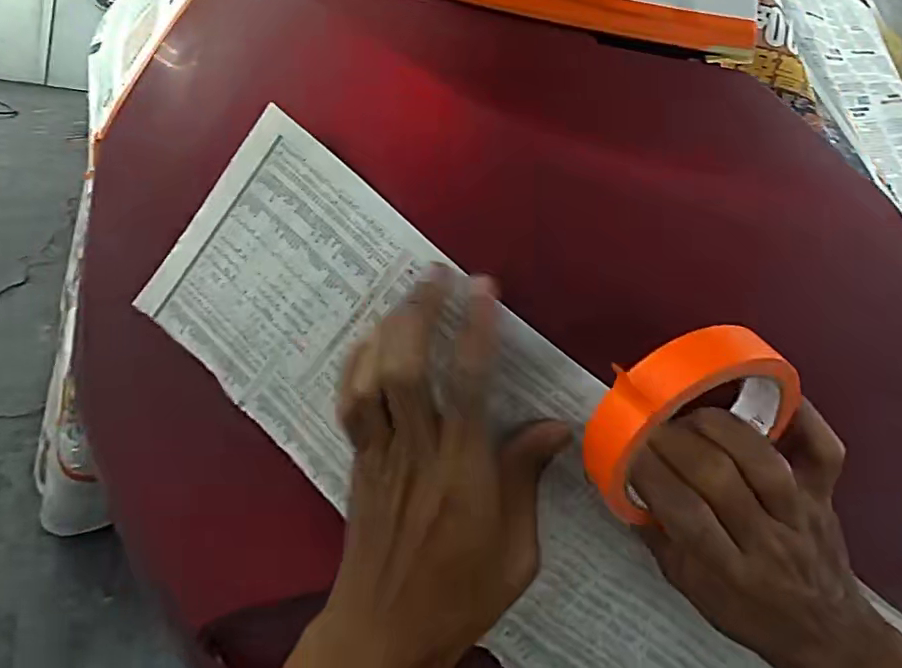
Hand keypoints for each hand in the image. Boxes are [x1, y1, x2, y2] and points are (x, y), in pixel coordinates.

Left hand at [288, 267, 572, 667]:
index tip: (483, 290)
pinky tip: (368, 338)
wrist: (384, 628)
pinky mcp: (356, 459)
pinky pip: (349, 403)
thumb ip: (527, 481)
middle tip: (436, 274)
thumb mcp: (515, 552)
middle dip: (421, 313)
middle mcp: (417, 452)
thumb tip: (553, 425)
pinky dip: (355, 364)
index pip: (468, 387)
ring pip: (374, 378)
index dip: (475, 331)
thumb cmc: (460, 594)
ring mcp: (380, 452)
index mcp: (463, 474)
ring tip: (407, 293)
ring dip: (388, 329)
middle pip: (409, 368)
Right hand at [630, 403, 901, 667]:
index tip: (623, 445)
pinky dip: (803, 417)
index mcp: (732, 571)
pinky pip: (823, 449)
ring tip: (687, 412)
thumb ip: (655, 533)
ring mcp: (802, 513)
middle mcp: (770, 541)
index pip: (683, 510)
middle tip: (646, 423)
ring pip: (760, 457)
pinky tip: (773, 396)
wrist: (832, 637)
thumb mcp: (691, 587)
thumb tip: (618, 477)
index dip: (646, 470)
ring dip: (714, 425)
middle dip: (671, 440)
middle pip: (717, 476)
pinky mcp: (825, 494)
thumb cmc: (750, 610)